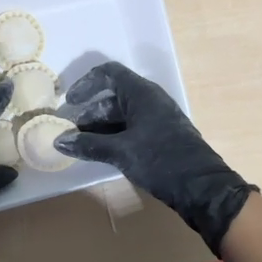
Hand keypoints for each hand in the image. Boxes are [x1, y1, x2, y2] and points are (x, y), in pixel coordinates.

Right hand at [55, 61, 256, 255]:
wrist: (202, 187)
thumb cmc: (161, 160)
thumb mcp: (121, 152)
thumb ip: (89, 145)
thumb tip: (59, 141)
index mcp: (142, 94)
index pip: (109, 74)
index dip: (86, 83)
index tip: (69, 102)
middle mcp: (149, 102)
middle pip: (112, 97)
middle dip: (88, 112)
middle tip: (68, 130)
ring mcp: (156, 121)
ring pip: (120, 116)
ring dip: (98, 128)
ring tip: (78, 144)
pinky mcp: (159, 139)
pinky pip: (129, 130)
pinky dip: (111, 138)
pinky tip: (98, 153)